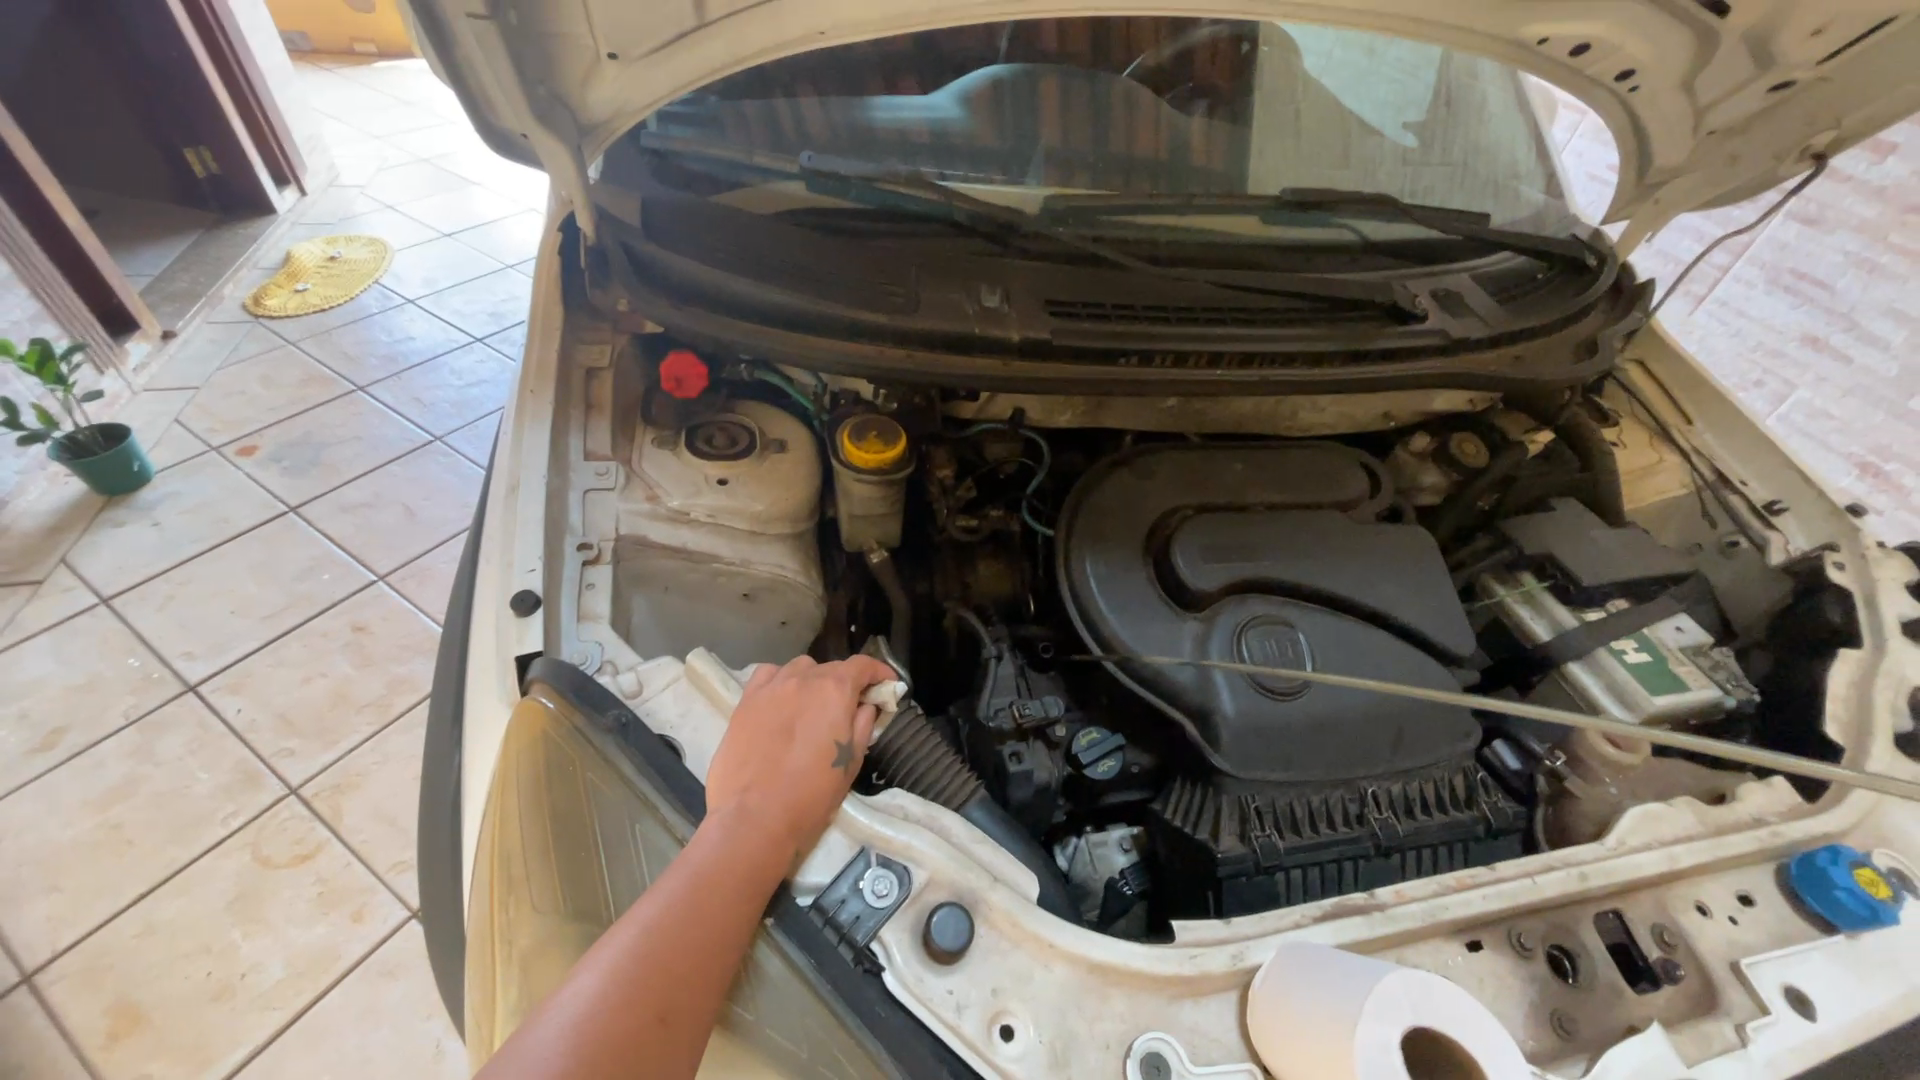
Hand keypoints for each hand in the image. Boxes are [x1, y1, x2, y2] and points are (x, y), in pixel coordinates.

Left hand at [704, 654, 897, 862]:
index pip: (862, 666)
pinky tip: (782, 700)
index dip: (879, 672)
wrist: (755, 818)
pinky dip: (781, 680)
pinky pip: (768, 676)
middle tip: (851, 707)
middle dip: (847, 682)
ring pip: (800, 668)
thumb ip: (863, 724)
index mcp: (835, 691)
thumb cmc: (812, 795)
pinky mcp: (746, 701)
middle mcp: (803, 680)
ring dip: (814, 680)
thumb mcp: (852, 762)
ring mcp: (771, 688)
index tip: (887, 686)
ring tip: (814, 704)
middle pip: (831, 668)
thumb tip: (867, 704)